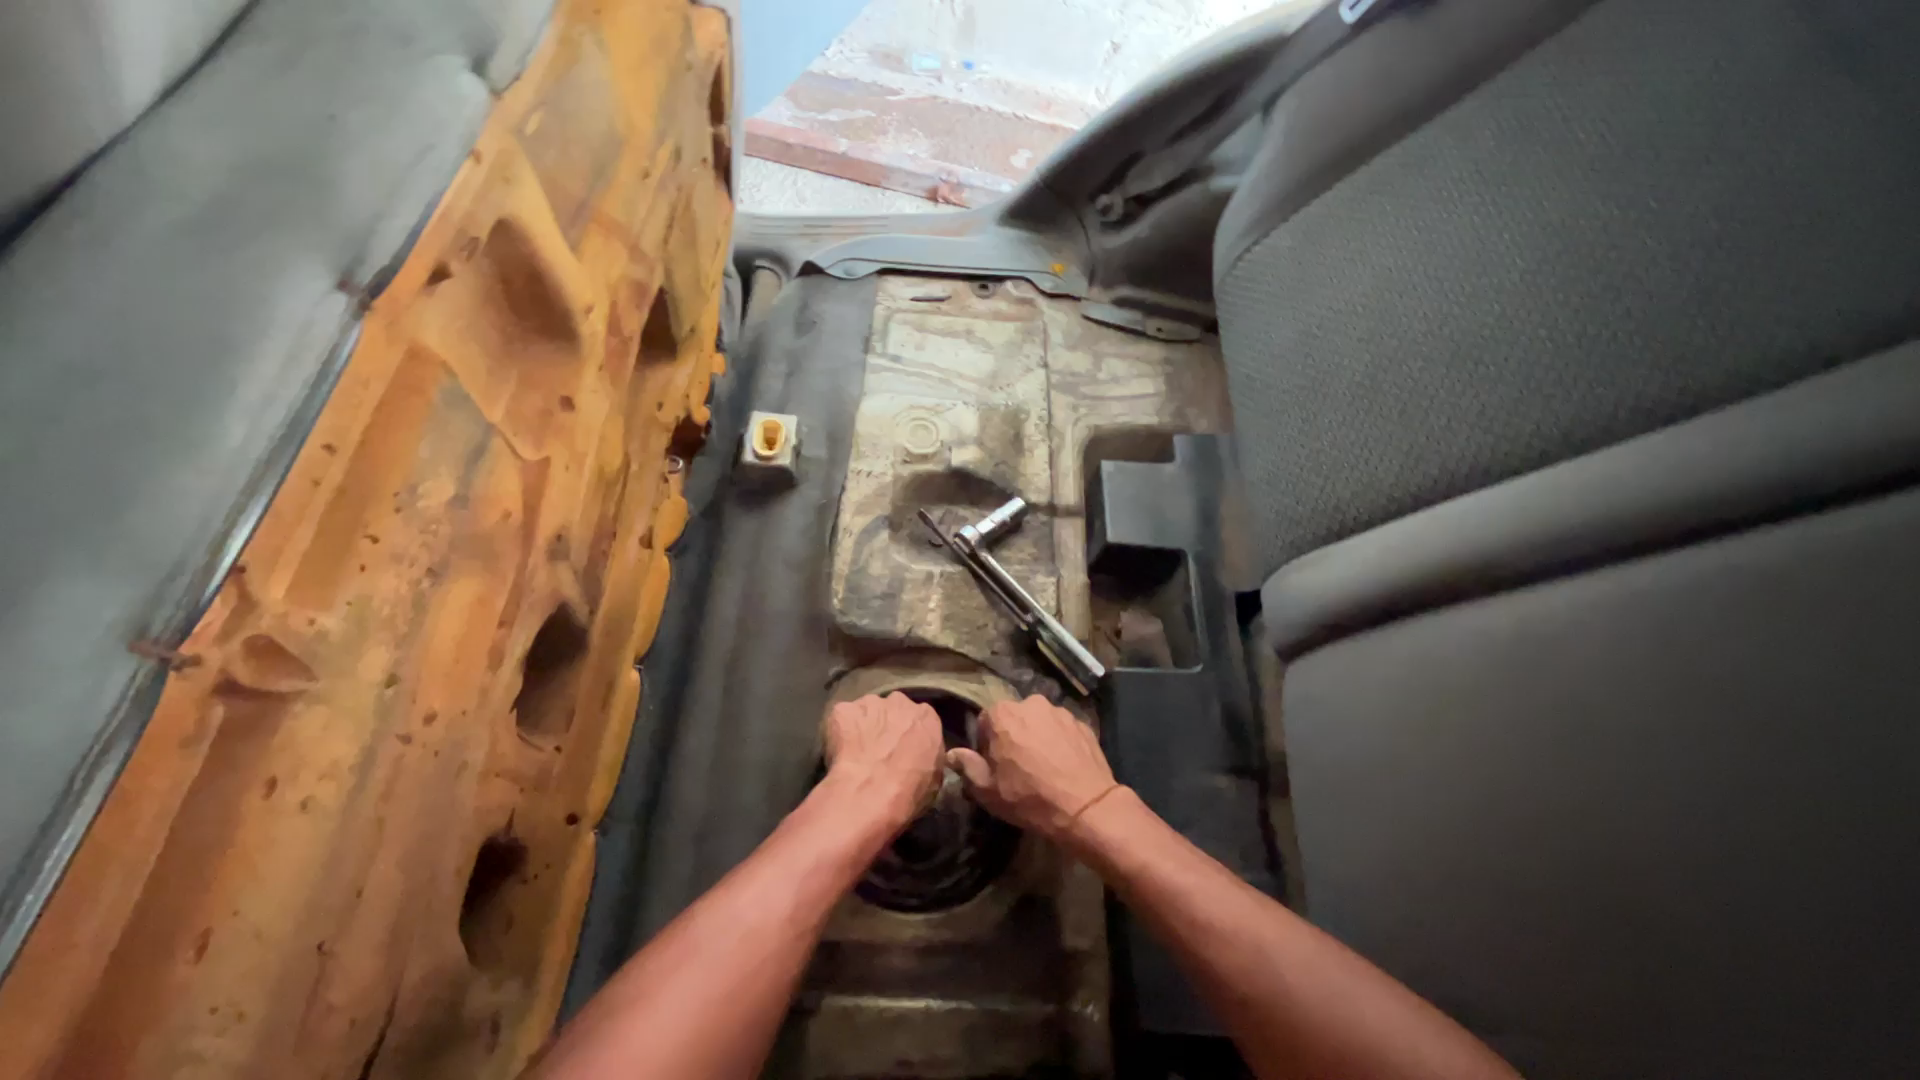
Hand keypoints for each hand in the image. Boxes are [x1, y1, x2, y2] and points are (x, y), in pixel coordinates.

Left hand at [823, 693, 944, 825]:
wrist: (873, 790)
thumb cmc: (910, 789)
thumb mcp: (935, 776)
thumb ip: (927, 756)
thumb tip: (919, 759)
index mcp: (925, 716)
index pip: (919, 718)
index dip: (909, 734)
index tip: (903, 749)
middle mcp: (898, 702)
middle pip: (891, 708)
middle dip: (886, 724)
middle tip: (879, 750)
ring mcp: (868, 703)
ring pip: (865, 711)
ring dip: (862, 726)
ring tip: (856, 753)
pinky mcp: (842, 711)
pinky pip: (840, 719)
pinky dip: (839, 731)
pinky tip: (840, 752)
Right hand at [946, 695, 1120, 843]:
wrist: (1085, 806)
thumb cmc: (1029, 798)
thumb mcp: (988, 791)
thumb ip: (967, 766)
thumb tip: (952, 753)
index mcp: (1003, 714)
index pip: (985, 721)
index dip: (987, 744)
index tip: (995, 765)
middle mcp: (1031, 703)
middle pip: (1014, 718)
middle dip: (1013, 736)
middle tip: (1019, 766)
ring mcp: (1060, 711)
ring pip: (1039, 721)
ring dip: (1037, 737)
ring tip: (1044, 766)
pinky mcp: (1082, 723)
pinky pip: (1062, 729)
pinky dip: (1059, 741)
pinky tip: (1063, 765)